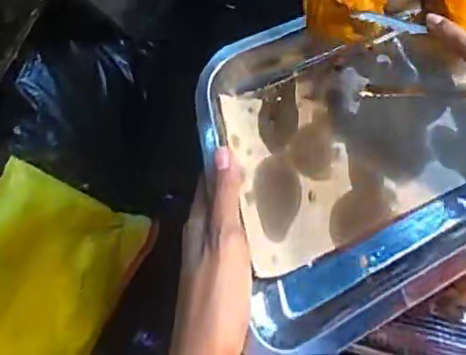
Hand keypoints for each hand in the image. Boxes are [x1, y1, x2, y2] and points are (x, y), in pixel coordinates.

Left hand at [170, 147, 250, 354]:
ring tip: (269, 181)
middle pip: (215, 196)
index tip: (243, 132)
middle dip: (233, 174)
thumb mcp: (224, 240)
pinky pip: (231, 238)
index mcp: (196, 221)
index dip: (221, 155)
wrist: (208, 353)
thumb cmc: (217, 293)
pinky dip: (245, 224)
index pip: (206, 177)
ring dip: (241, 200)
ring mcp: (207, 257)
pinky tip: (262, 225)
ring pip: (223, 217)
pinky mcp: (219, 276)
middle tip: (264, 152)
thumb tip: (220, 149)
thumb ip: (224, 199)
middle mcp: (198, 235)